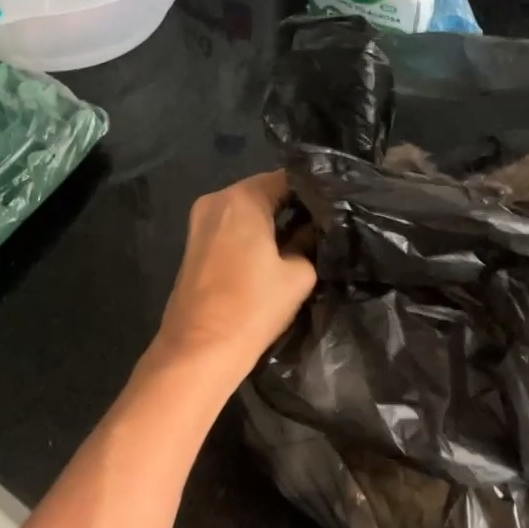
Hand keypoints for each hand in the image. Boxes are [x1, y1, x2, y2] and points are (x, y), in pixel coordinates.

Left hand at [156, 171, 315, 373]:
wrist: (199, 348)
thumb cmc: (252, 307)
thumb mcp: (298, 275)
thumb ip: (309, 244)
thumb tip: (313, 233)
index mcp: (241, 198)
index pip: (285, 179)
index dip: (313, 192)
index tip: (335, 206)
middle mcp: (216, 199)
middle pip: (262, 192)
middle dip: (290, 207)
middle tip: (323, 225)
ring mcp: (199, 221)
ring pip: (244, 211)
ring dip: (269, 222)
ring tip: (302, 240)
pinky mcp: (193, 243)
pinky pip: (229, 227)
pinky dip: (249, 234)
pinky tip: (272, 254)